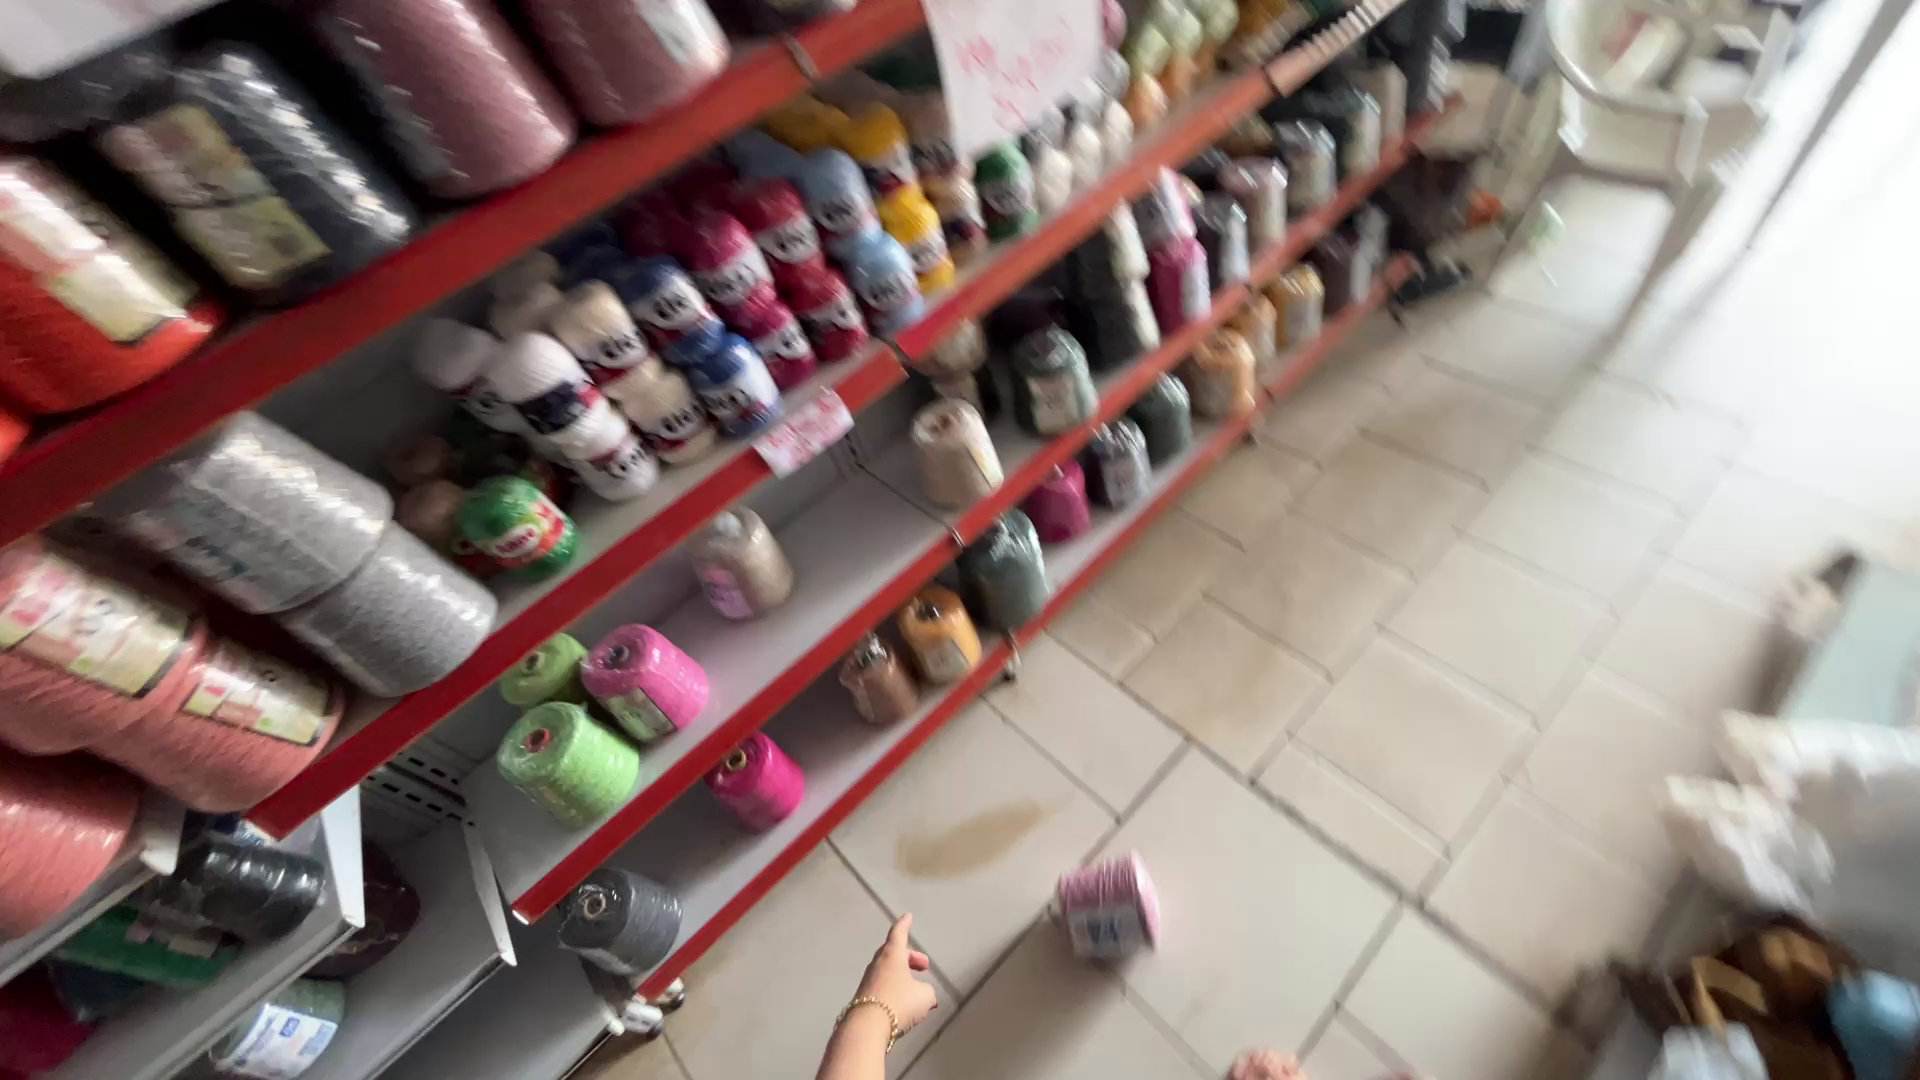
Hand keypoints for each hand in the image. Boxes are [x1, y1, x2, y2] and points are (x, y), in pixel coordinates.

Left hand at [856, 914, 937, 1030]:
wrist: (867, 1028)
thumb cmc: (898, 1002)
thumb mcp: (924, 996)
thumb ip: (928, 992)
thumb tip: (926, 994)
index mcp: (892, 954)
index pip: (898, 933)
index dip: (904, 925)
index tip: (907, 916)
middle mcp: (878, 964)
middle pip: (893, 954)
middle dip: (909, 958)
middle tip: (923, 965)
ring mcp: (868, 982)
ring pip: (887, 972)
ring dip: (902, 977)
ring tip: (917, 991)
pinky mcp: (863, 999)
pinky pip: (882, 989)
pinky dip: (894, 992)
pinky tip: (904, 1006)